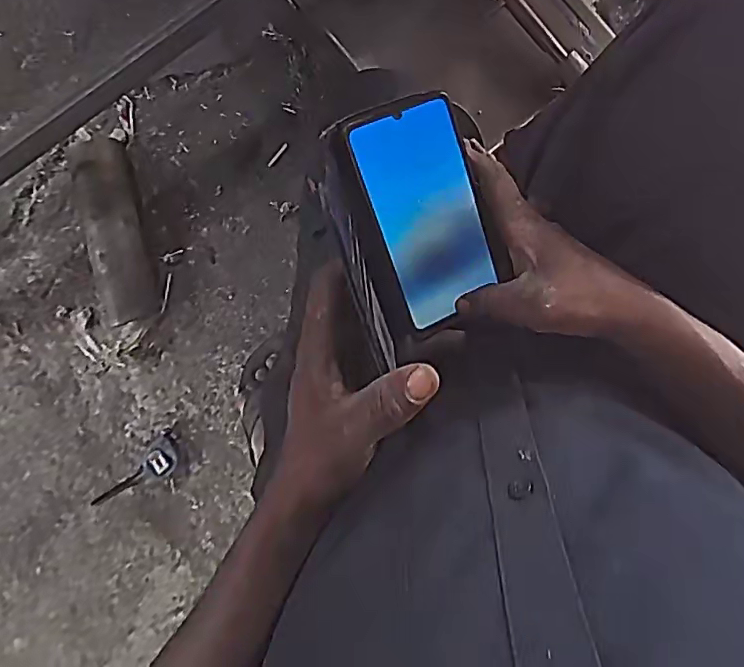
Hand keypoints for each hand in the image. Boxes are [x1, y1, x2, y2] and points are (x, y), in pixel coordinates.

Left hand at [269, 262, 439, 512]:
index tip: (377, 239)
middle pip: (352, 300)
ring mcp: (344, 369)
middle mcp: (330, 352)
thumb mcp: (354, 429)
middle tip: (417, 259)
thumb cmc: (316, 463)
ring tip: (431, 289)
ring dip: (393, 308)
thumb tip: (427, 372)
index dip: (345, 260)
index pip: (325, 289)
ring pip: (368, 324)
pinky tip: (435, 340)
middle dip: (379, 279)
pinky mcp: (360, 386)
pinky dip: (404, 339)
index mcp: (317, 351)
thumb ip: (387, 401)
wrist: (308, 504)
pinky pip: (382, 350)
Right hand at [456, 139, 670, 340]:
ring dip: (496, 199)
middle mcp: (537, 226)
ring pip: (515, 210)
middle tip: (466, 165)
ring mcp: (548, 239)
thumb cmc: (583, 296)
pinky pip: (523, 232)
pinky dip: (507, 226)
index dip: (479, 160)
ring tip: (477, 200)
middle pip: (505, 191)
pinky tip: (503, 243)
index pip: (497, 182)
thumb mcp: (523, 304)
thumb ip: (487, 302)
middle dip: (485, 175)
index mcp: (524, 226)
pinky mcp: (557, 255)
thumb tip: (464, 303)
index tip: (465, 143)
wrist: (623, 306)